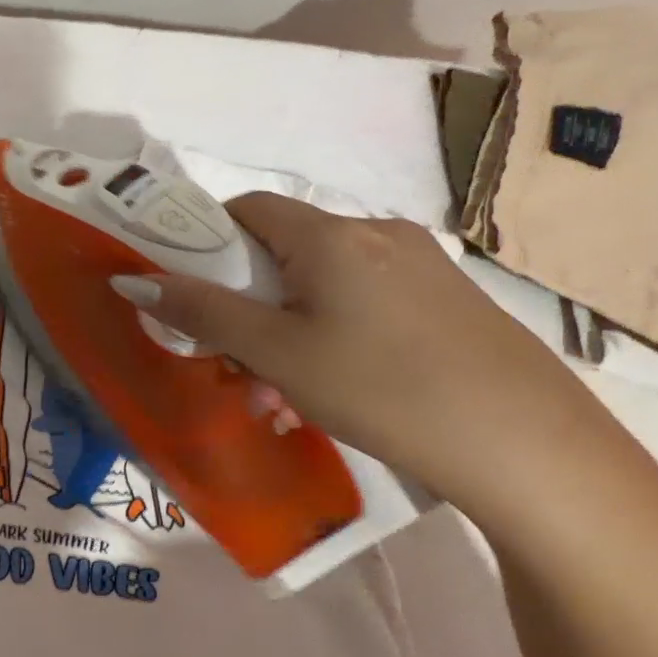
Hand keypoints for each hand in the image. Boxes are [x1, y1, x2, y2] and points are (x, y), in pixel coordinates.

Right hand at [109, 192, 602, 498]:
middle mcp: (377, 235)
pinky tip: (330, 389)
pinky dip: (329, 334)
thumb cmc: (380, 388)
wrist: (528, 448)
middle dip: (244, 300)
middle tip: (229, 359)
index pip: (247, 208)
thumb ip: (199, 311)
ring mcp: (421, 267)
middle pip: (282, 250)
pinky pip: (363, 303)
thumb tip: (129, 279)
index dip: (205, 240)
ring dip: (284, 327)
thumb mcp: (273, 351)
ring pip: (322, 283)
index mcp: (331, 236)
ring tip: (277, 392)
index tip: (188, 291)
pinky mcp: (447, 302)